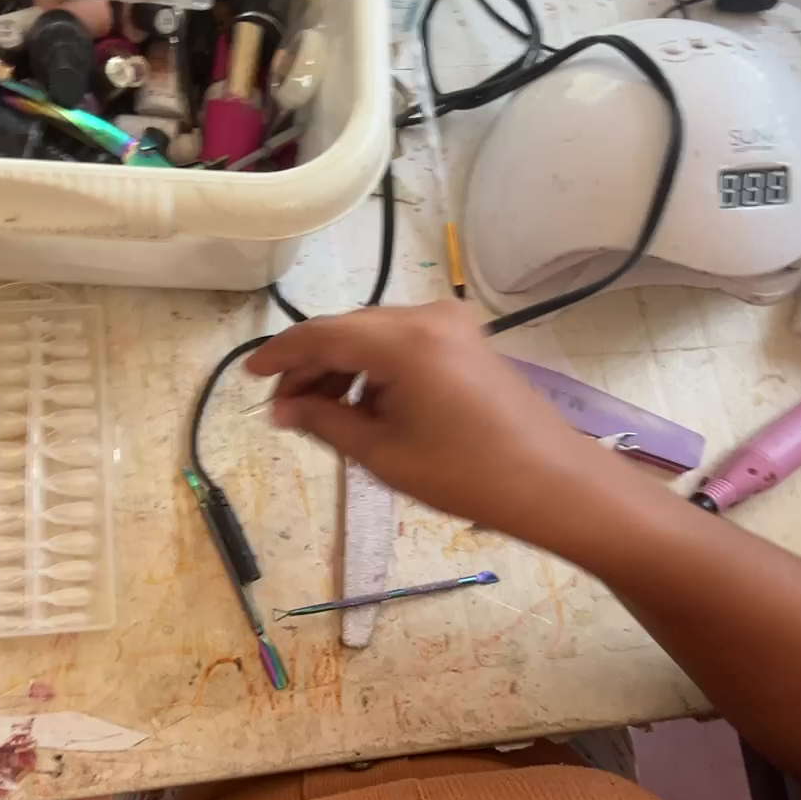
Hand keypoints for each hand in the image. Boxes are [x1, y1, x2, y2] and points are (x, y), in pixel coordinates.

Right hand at [245, 301, 621, 537]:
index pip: (322, 335)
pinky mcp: (464, 341)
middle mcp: (427, 316)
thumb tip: (282, 410)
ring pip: (372, 339)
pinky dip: (372, 372)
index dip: (280, 356)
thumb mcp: (382, 453)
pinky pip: (401, 346)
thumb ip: (324, 422)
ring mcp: (451, 325)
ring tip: (318, 417)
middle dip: (310, 370)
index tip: (249, 377)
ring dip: (340, 372)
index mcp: (404, 340)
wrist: (551, 483)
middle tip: (284, 413)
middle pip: (347, 332)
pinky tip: (360, 407)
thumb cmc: (464, 475)